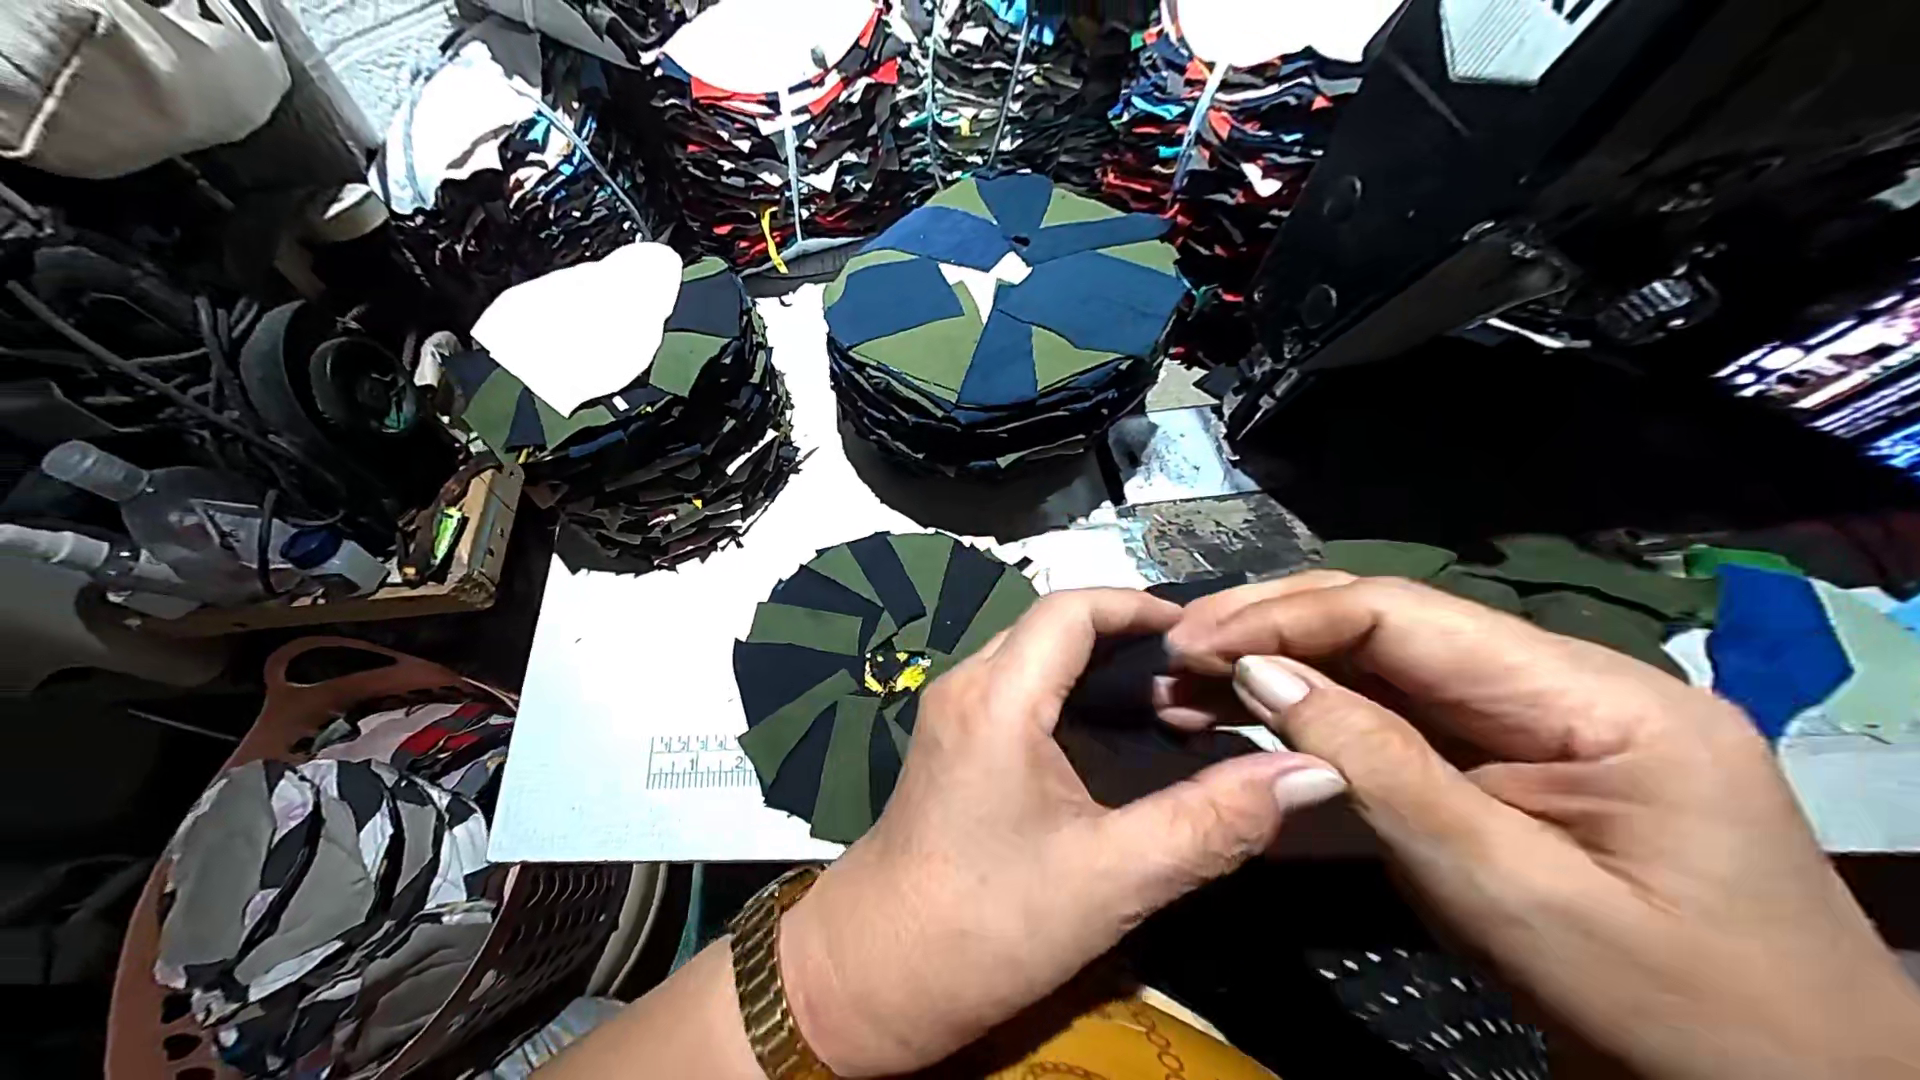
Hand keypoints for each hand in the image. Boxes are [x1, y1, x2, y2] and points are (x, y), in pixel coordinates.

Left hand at [777, 588, 1348, 1076]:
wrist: (872, 974)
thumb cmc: (983, 925)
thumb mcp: (1110, 878)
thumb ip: (1211, 822)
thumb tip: (1310, 773)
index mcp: (997, 697)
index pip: (1071, 608)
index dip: (1138, 606)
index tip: (1205, 637)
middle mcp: (968, 684)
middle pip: (1056, 625)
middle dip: (1131, 640)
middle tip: (1204, 678)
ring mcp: (956, 709)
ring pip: (1039, 656)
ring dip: (1105, 669)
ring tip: (1177, 707)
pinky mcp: (956, 738)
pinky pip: (1022, 688)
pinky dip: (1076, 695)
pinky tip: (1120, 737)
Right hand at [1166, 571, 1919, 1079]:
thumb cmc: (1668, 1013)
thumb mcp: (1506, 891)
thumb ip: (1377, 767)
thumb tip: (1258, 673)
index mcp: (1594, 696)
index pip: (1404, 613)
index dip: (1285, 616)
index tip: (1197, 640)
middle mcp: (1555, 677)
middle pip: (1381, 620)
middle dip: (1268, 627)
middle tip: (1178, 649)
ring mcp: (1521, 710)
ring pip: (1370, 657)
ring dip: (1273, 665)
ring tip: (1187, 683)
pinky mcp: (1491, 745)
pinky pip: (1381, 705)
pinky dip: (1304, 705)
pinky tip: (1241, 710)